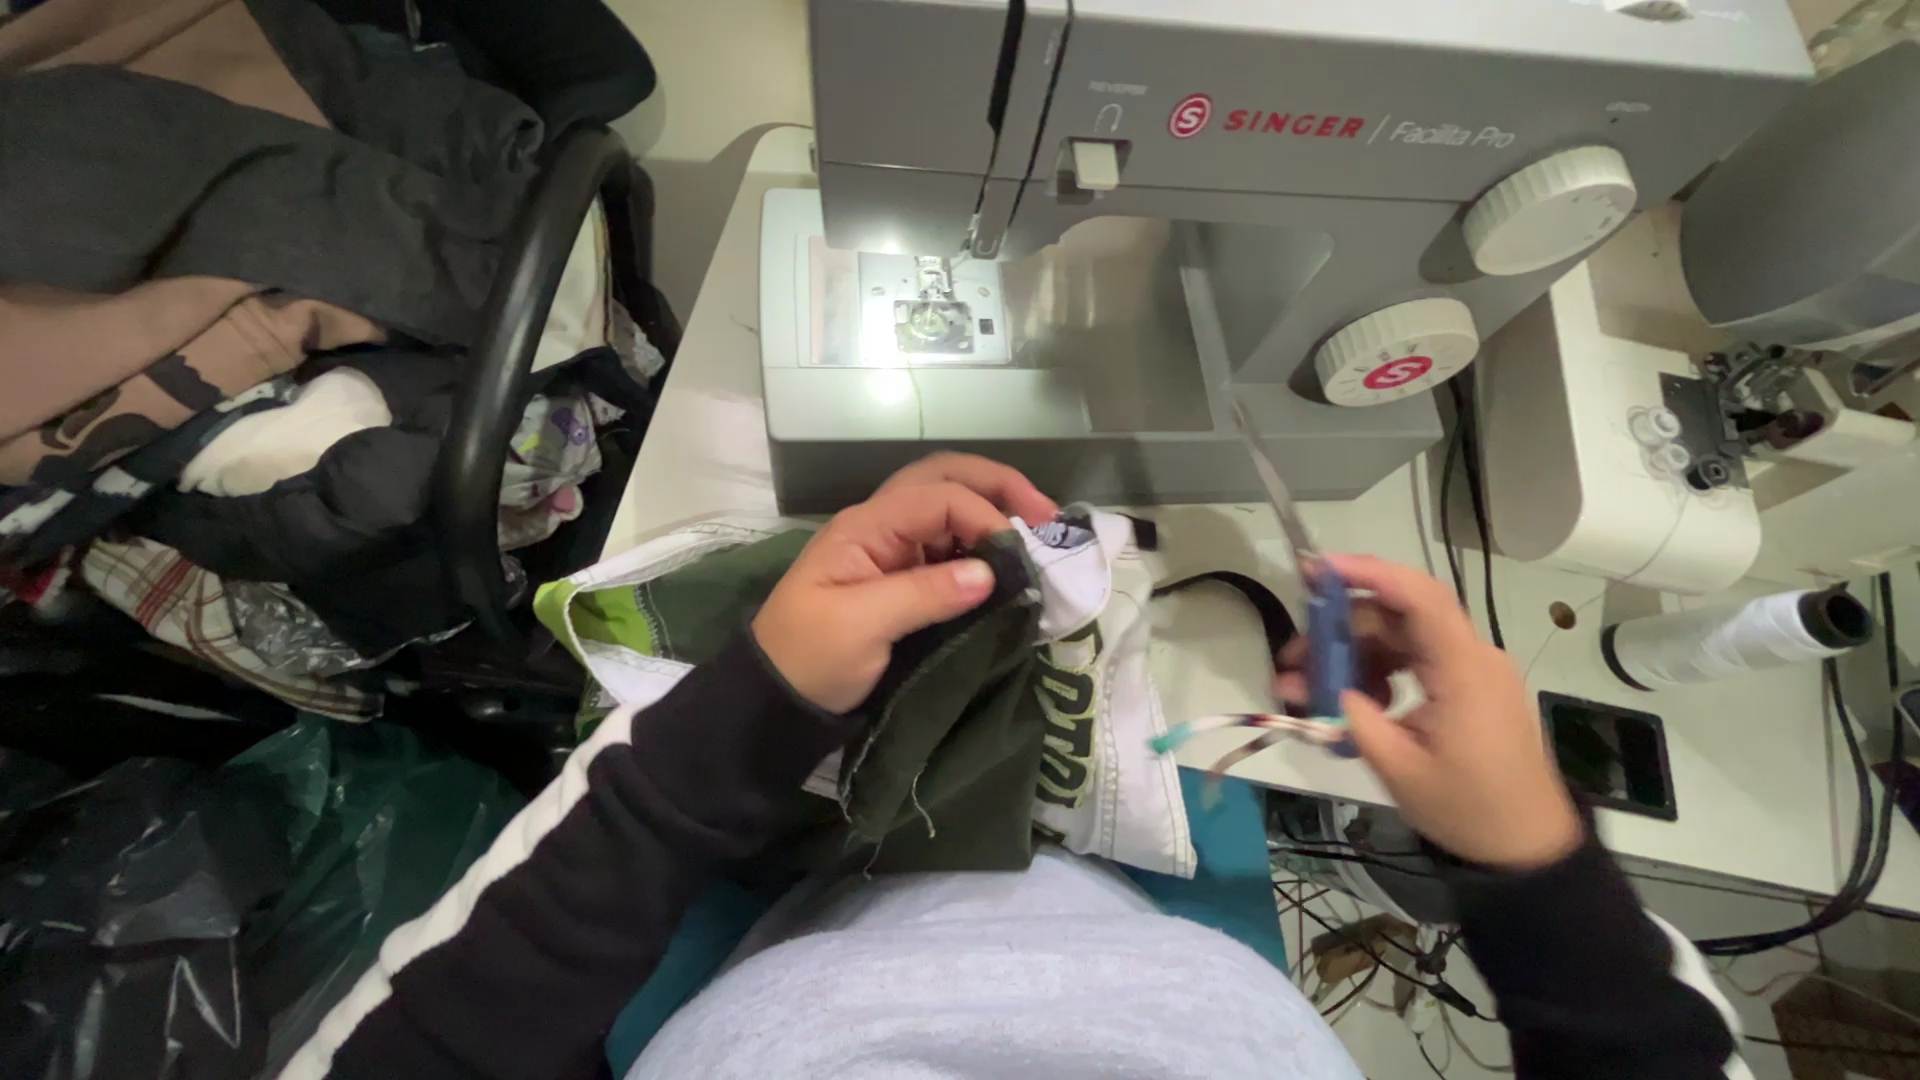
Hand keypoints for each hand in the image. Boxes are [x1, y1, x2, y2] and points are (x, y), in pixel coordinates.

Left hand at [752, 455, 1056, 712]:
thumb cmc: (809, 657)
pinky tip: (1005, 563)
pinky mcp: (902, 575)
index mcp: (866, 526)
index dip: (985, 515)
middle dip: (998, 486)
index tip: (1018, 556)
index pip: (938, 497)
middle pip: (944, 479)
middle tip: (1046, 514)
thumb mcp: (860, 626)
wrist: (776, 697)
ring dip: (993, 510)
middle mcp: (881, 525)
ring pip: (948, 505)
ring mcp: (892, 548)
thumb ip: (924, 593)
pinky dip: (981, 544)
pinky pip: (947, 544)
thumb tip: (991, 572)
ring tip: (1036, 534)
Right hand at [1274, 554, 1582, 870]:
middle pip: (1395, 616)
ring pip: (1396, 637)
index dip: (1368, 573)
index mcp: (1464, 671)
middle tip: (1292, 658)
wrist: (1527, 848)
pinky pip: (1409, 659)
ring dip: (1349, 653)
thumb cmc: (1469, 809)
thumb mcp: (1399, 768)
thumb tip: (1316, 684)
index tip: (1317, 571)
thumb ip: (1353, 717)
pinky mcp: (1462, 686)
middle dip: (1337, 628)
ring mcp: (1467, 670)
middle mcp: (1470, 657)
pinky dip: (1372, 670)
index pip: (1418, 598)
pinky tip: (1350, 700)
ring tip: (1305, 687)